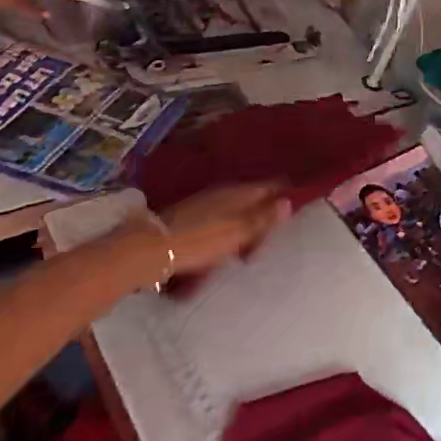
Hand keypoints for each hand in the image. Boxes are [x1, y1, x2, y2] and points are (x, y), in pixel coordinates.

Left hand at [153, 183, 293, 276]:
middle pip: (255, 200)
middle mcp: (224, 192)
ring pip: (237, 211)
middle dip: (264, 219)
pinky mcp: (191, 218)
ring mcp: (206, 203)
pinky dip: (228, 233)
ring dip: (245, 229)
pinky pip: (221, 221)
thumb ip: (264, 217)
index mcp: (239, 192)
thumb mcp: (238, 232)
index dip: (284, 198)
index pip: (272, 186)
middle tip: (263, 246)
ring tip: (244, 253)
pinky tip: (224, 250)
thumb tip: (289, 201)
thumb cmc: (200, 241)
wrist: (148, 250)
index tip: (292, 218)